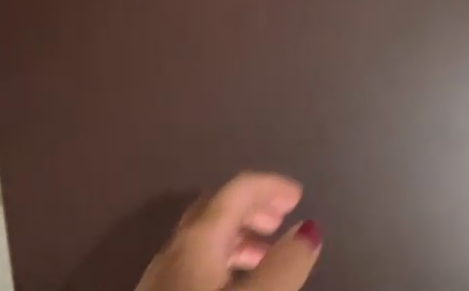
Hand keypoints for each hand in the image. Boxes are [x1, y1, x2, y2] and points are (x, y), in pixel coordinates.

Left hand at [135, 172, 322, 290]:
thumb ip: (284, 267)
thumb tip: (308, 229)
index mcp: (196, 239)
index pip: (235, 191)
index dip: (269, 187)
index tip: (298, 195)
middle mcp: (174, 251)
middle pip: (216, 212)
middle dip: (252, 209)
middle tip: (283, 219)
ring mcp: (160, 280)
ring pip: (204, 243)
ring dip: (238, 239)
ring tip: (267, 257)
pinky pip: (195, 268)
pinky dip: (222, 264)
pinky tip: (235, 290)